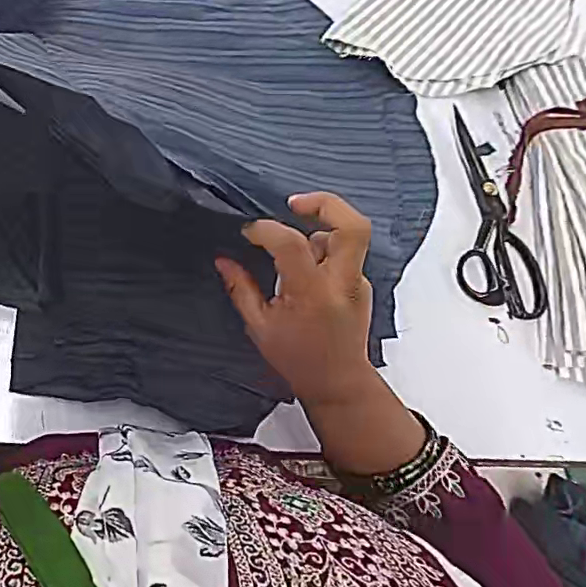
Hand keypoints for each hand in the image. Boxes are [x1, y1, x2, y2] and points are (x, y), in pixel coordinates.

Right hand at [216, 193, 425, 474]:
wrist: (338, 383)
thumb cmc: (298, 359)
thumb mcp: (259, 327)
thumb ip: (241, 288)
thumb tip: (223, 259)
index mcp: (312, 294)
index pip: (293, 243)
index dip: (266, 230)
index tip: (249, 233)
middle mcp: (341, 283)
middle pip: (352, 225)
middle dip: (324, 203)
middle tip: (293, 203)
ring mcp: (356, 282)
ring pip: (348, 236)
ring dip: (320, 229)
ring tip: (292, 246)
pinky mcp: (361, 284)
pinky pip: (344, 254)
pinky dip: (323, 249)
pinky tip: (302, 269)